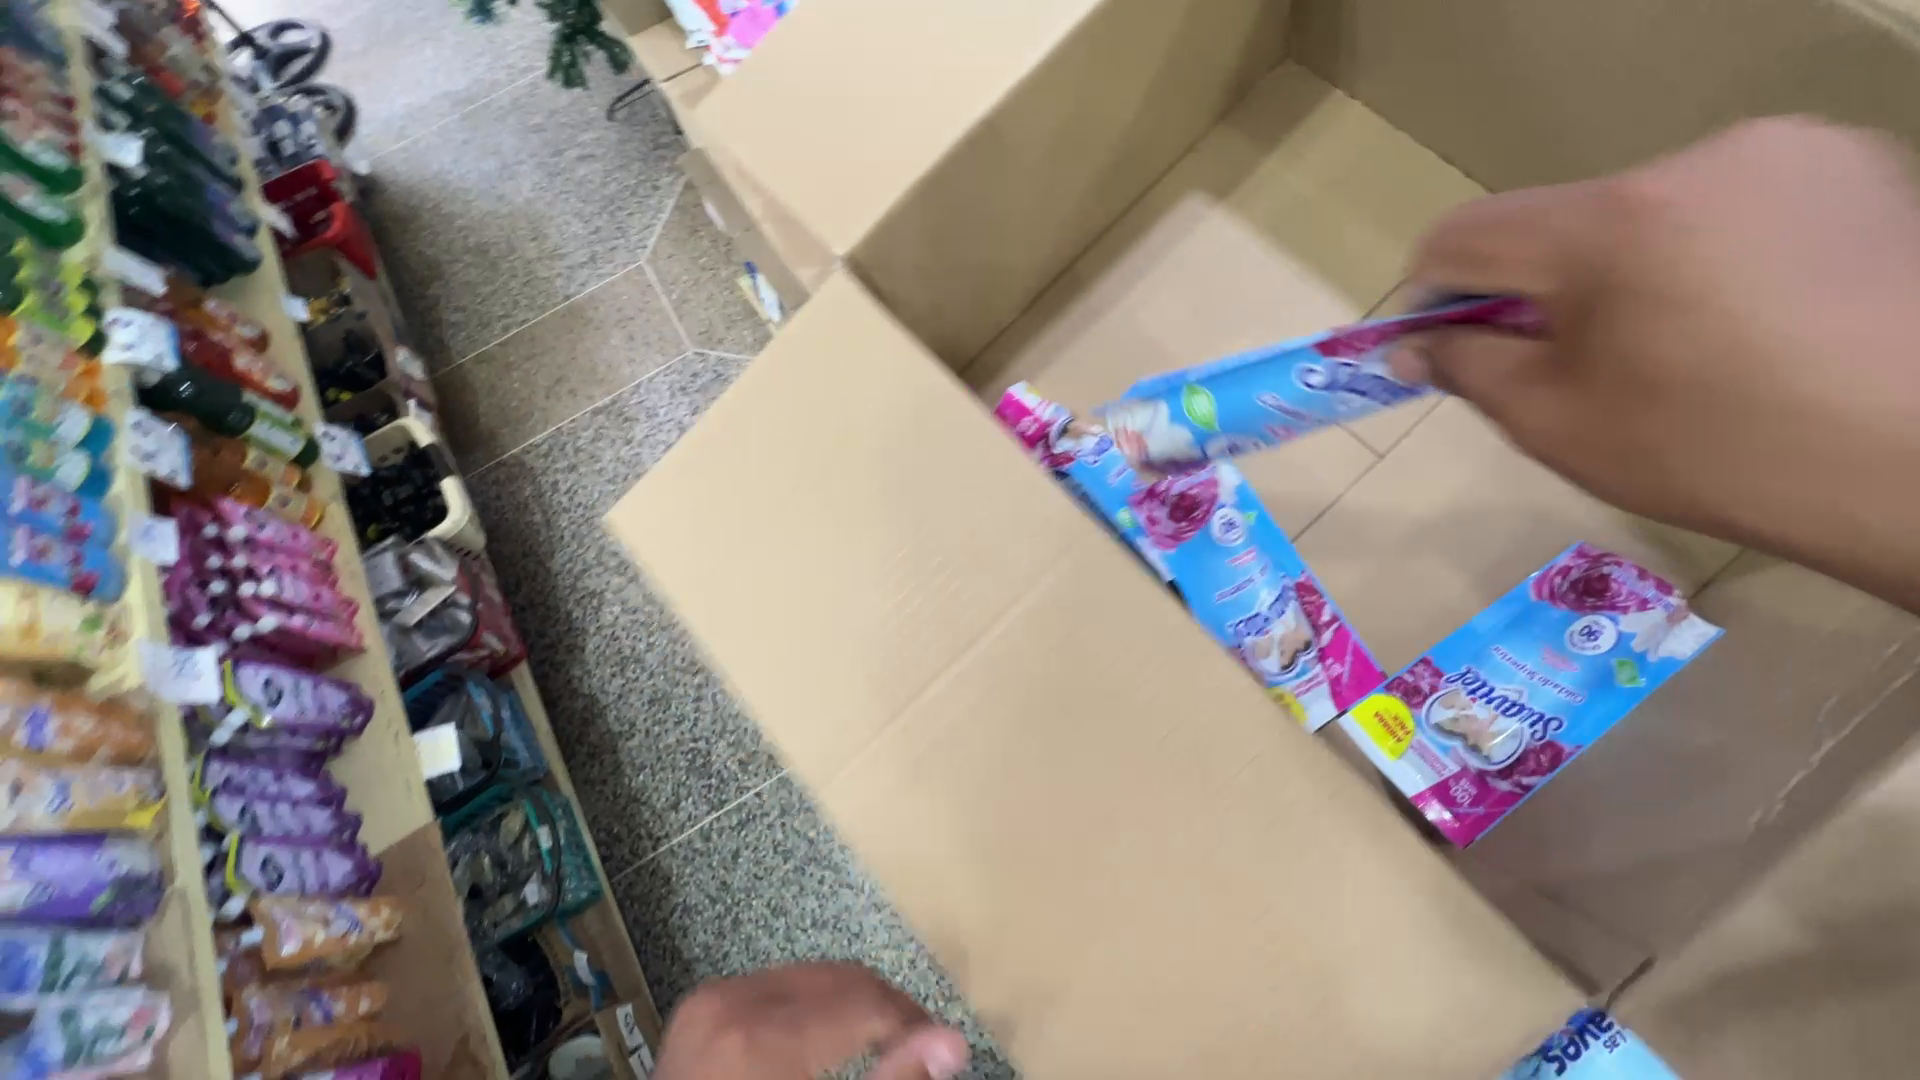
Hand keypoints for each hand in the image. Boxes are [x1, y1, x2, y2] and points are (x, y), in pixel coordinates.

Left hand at [653, 963, 970, 1079]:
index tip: (938, 1050)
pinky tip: (824, 1038)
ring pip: (812, 975)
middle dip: (885, 1009)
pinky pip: (776, 983)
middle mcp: (736, 1002)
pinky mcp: (701, 1001)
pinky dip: (809, 1004)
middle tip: (916, 1045)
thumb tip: (952, 1042)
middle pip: (841, 980)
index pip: (863, 1003)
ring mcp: (713, 997)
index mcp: (764, 1042)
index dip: (910, 1022)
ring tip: (876, 1041)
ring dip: (850, 1002)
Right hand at [1401, 117, 1919, 610]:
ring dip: (1603, 272)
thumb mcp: (1550, 418)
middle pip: (1550, 222)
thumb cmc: (1710, 452)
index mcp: (1612, 223)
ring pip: (1631, 213)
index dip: (1426, 290)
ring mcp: (1785, 156)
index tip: (1428, 344)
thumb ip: (1463, 364)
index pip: (1463, 233)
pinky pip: (1711, 206)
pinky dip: (1680, 256)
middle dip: (1524, 289)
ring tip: (1644, 345)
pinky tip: (1718, 318)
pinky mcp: (1846, 171)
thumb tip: (1409, 345)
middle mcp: (1697, 162)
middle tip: (1542, 361)